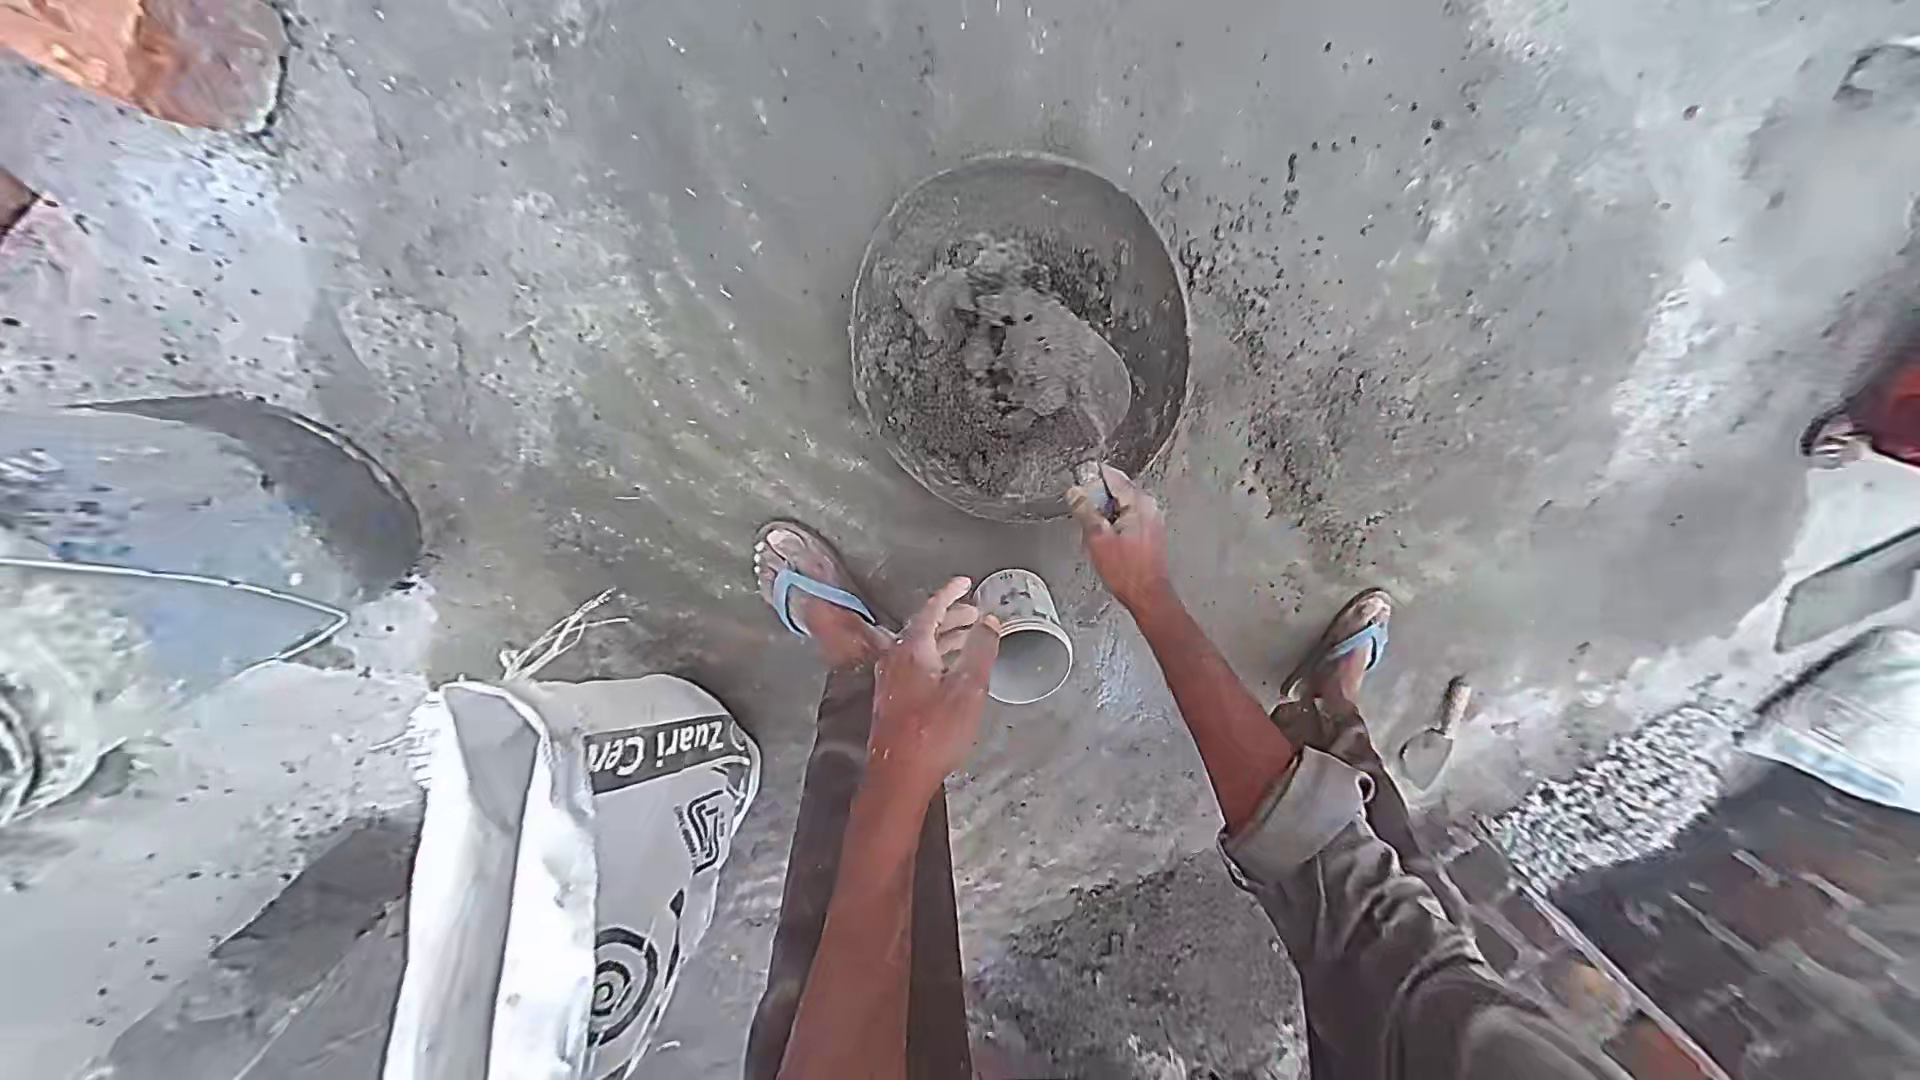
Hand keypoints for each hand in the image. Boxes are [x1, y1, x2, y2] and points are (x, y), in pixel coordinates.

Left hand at [869, 577, 1001, 795]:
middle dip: (951, 615)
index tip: (965, 582)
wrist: (899, 775)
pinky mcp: (892, 696)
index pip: (932, 608)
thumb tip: (990, 621)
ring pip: (920, 645)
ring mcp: (891, 677)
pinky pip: (915, 661)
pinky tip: (950, 667)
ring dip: (945, 636)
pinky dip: (936, 654)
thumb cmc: (934, 731)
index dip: (951, 593)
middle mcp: (896, 657)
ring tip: (969, 636)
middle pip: (925, 625)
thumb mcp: (968, 688)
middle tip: (975, 612)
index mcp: (912, 648)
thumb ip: (980, 650)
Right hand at [1068, 465, 1171, 610]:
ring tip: (1093, 530)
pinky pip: (1127, 517)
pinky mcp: (1149, 531)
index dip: (1092, 477)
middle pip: (1117, 489)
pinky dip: (1113, 521)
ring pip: (1121, 504)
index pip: (1113, 476)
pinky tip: (1105, 538)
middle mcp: (1149, 507)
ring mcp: (1151, 519)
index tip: (1078, 482)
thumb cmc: (1127, 571)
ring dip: (1104, 511)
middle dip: (1097, 497)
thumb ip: (1085, 511)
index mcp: (1139, 503)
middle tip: (1082, 511)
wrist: (1147, 594)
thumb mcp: (1097, 538)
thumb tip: (1075, 493)